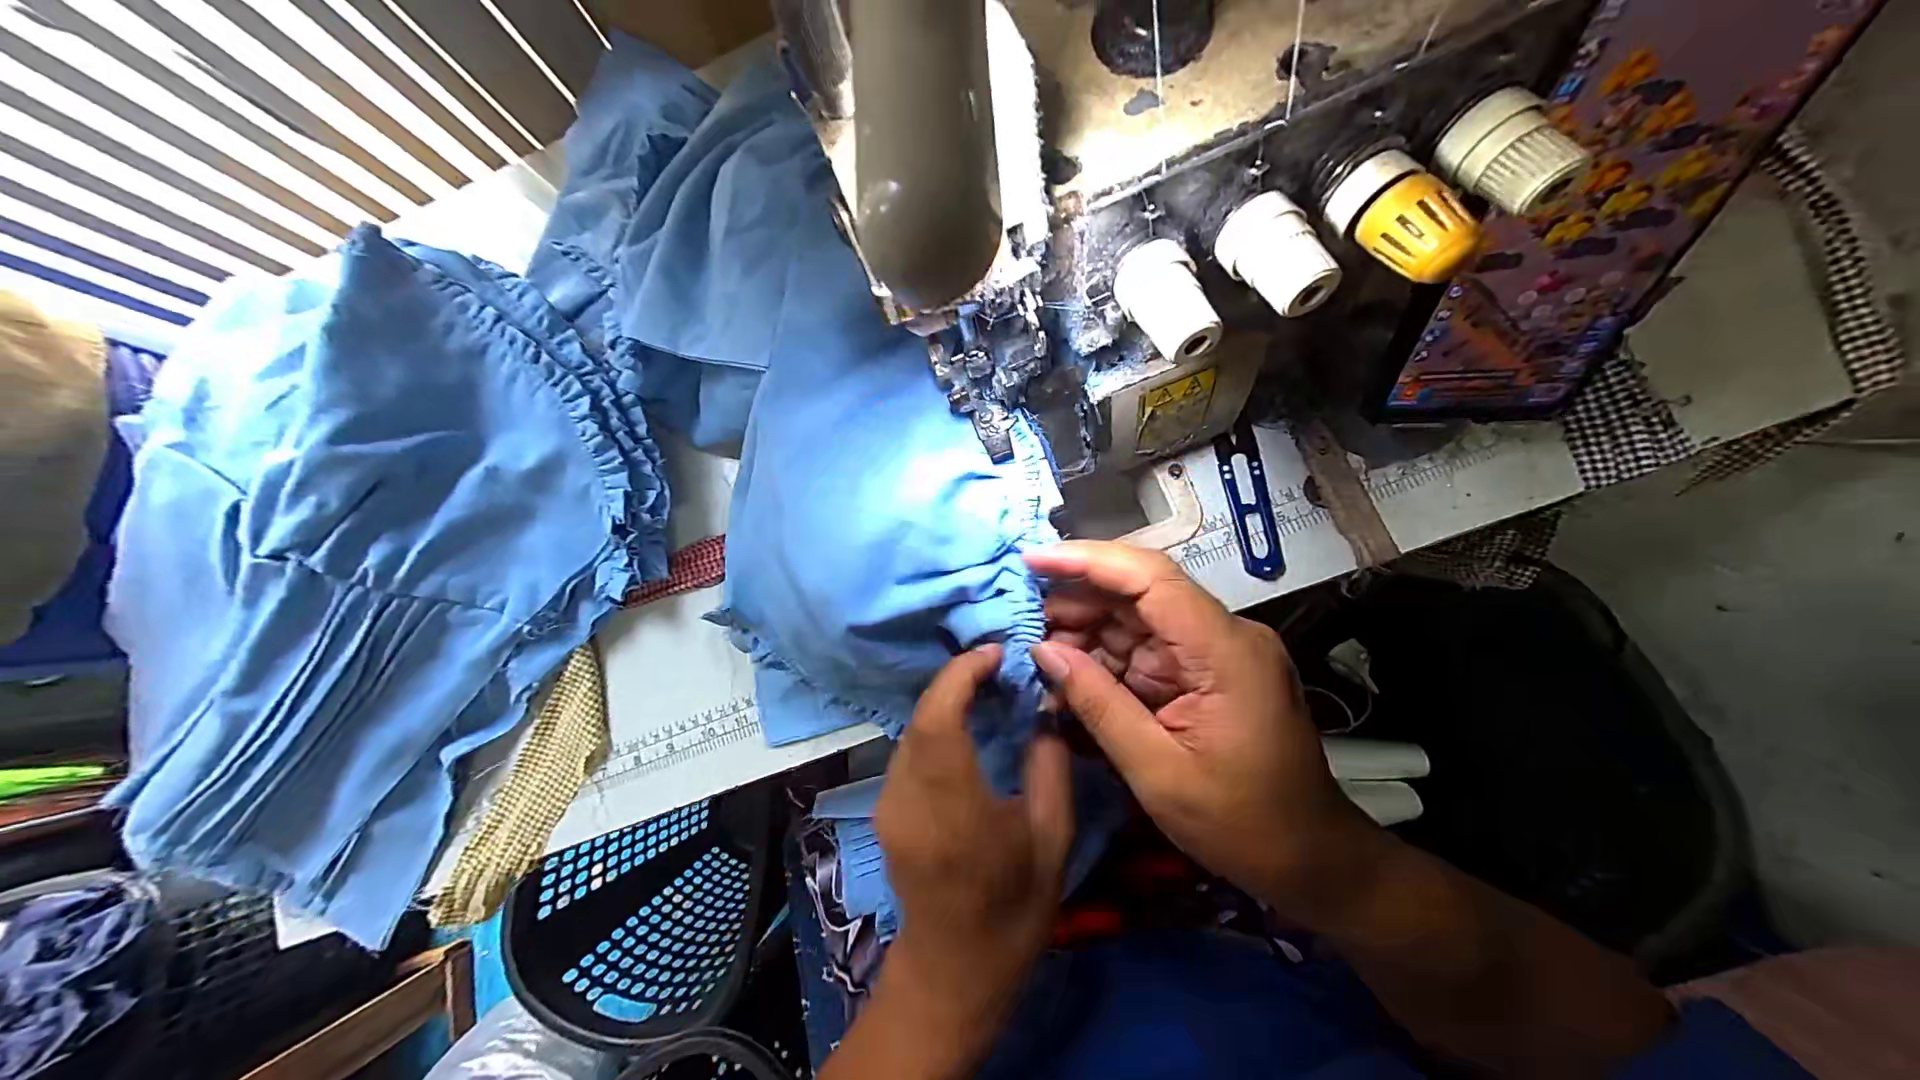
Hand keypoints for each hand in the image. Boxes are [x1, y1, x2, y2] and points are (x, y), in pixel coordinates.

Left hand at [872, 645, 1073, 1040]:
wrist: (953, 970)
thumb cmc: (1013, 911)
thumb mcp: (1052, 840)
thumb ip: (1050, 765)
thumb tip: (1046, 705)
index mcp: (953, 810)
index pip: (939, 719)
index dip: (960, 675)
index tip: (993, 654)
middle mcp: (908, 801)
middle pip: (921, 717)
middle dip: (956, 681)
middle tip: (997, 669)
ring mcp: (887, 805)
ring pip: (911, 731)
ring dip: (944, 703)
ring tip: (986, 691)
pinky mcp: (883, 810)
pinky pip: (907, 750)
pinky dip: (934, 727)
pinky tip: (963, 728)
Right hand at [1027, 541, 1383, 923]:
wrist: (1312, 858)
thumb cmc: (1243, 825)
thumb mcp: (1158, 773)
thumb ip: (1098, 705)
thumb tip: (1044, 652)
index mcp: (1224, 652)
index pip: (1151, 579)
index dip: (1087, 560)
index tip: (1031, 560)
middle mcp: (1224, 635)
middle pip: (1141, 592)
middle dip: (1077, 601)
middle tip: (1021, 621)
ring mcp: (1217, 651)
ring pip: (1139, 618)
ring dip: (1087, 630)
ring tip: (1038, 650)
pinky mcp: (1208, 670)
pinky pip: (1149, 648)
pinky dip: (1107, 656)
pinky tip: (1072, 671)